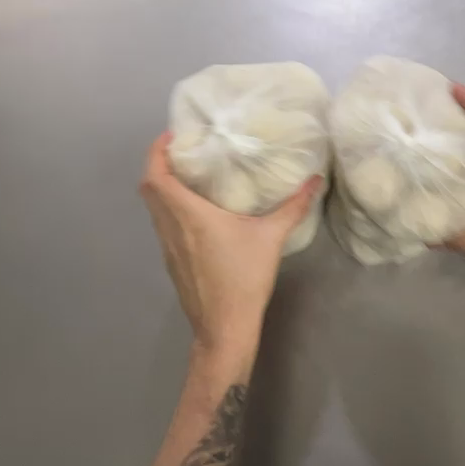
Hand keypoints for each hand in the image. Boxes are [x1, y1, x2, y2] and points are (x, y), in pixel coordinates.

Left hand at [140, 133, 321, 358]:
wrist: (224, 329)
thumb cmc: (243, 279)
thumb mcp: (272, 238)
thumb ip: (294, 206)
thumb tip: (316, 180)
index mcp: (188, 214)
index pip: (156, 176)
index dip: (156, 152)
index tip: (172, 136)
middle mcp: (171, 227)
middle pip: (149, 189)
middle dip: (158, 164)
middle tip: (183, 150)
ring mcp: (167, 247)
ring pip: (153, 208)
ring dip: (162, 187)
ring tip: (189, 173)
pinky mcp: (172, 262)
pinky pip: (162, 224)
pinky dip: (169, 207)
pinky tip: (195, 209)